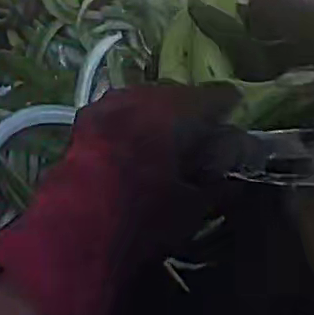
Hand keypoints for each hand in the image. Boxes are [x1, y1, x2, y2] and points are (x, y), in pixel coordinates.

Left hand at [0, 83, 238, 314]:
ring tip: (163, 137)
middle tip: (199, 131)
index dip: (228, 105)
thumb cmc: (143, 214)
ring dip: (157, 112)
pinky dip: (130, 120)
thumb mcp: (192, 208)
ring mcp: (113, 98)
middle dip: (190, 109)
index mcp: (179, 108)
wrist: (77, 222)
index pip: (216, 96)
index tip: (236, 114)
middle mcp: (146, 92)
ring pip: (146, 97)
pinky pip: (119, 108)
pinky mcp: (87, 113)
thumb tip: (236, 179)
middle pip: (178, 93)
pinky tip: (130, 141)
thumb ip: (219, 187)